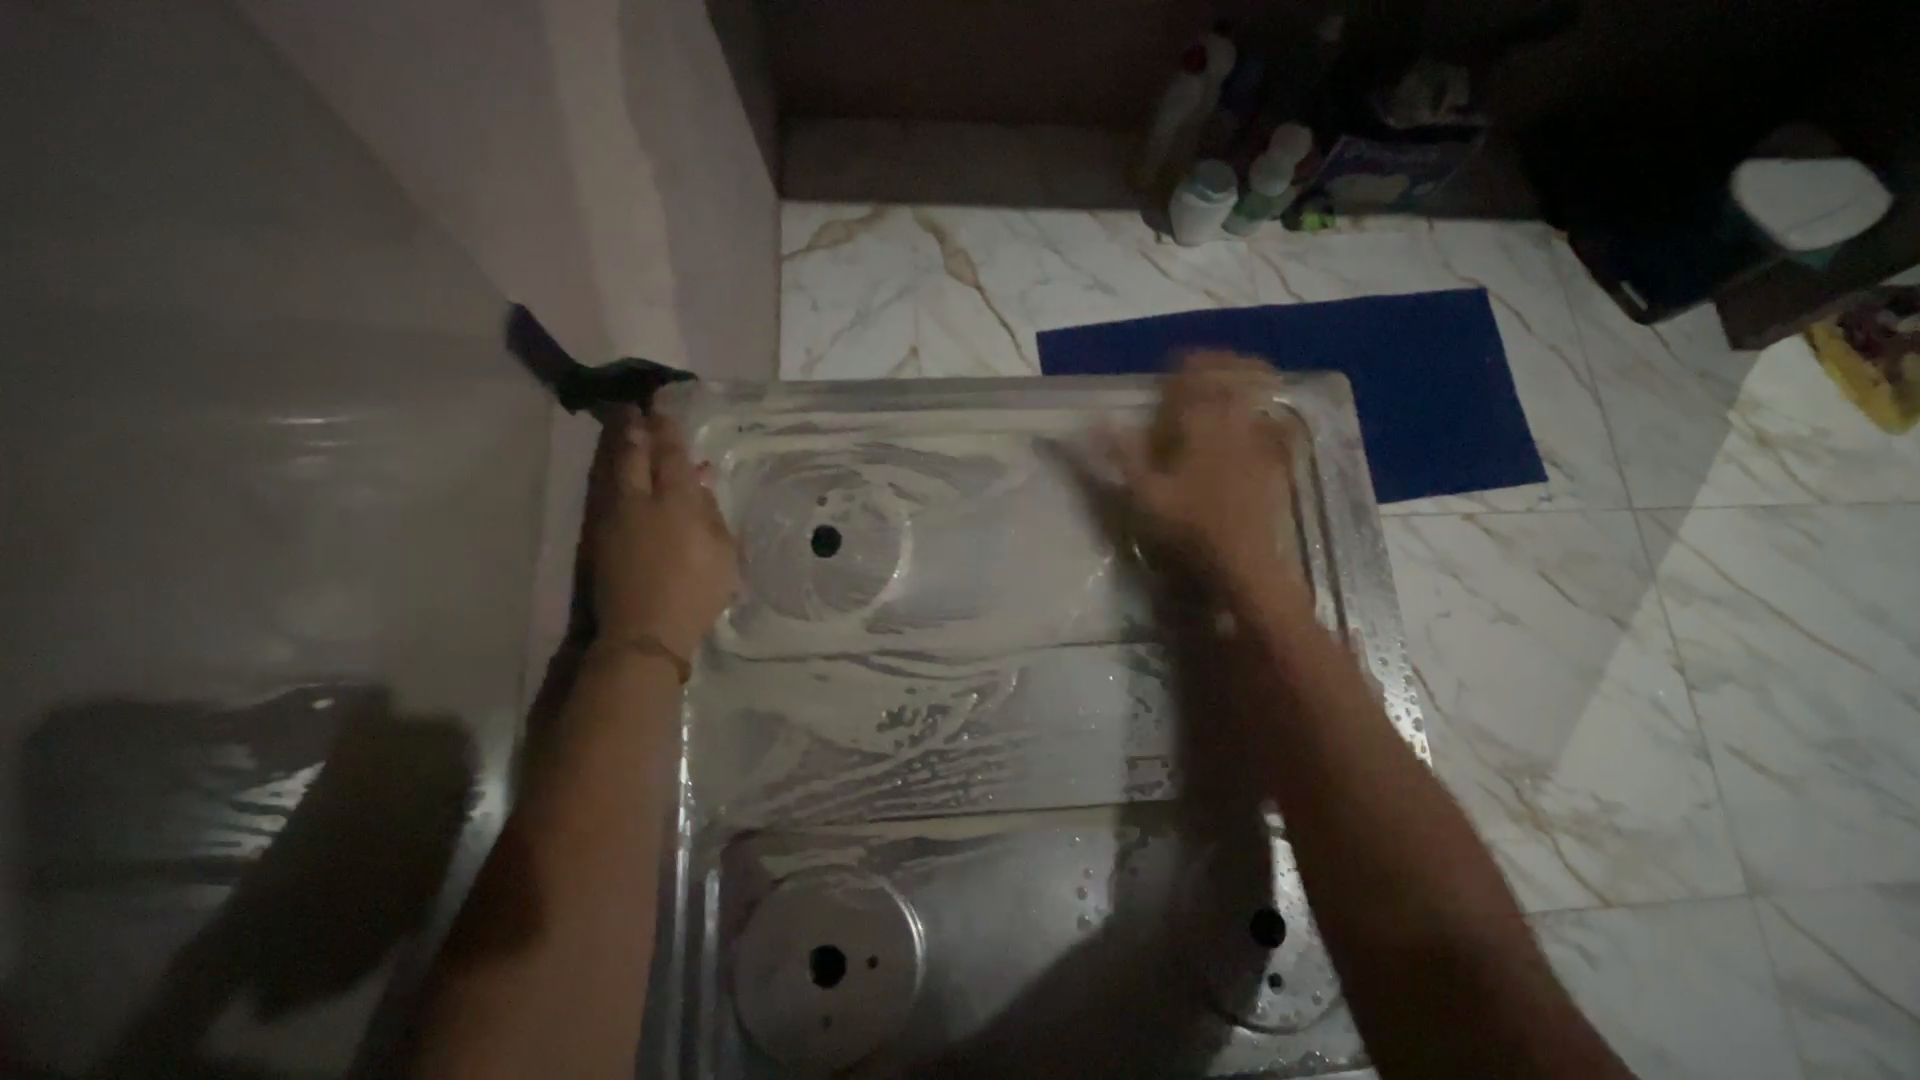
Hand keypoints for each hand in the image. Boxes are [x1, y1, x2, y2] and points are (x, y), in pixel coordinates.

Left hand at [589, 410, 737, 661]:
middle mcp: (640, 500)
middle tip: (633, 407)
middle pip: (634, 454)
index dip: (667, 429)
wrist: (644, 631)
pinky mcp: (598, 536)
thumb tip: (700, 482)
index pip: (670, 454)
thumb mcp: (723, 554)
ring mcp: (614, 516)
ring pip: (614, 470)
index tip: (663, 408)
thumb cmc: (695, 593)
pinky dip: (611, 474)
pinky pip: (606, 491)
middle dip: (634, 428)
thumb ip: (711, 513)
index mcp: (676, 501)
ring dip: (617, 446)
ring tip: (621, 428)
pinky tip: (618, 472)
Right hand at [1099, 352, 1298, 585]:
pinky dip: (1263, 412)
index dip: (1183, 367)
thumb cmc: (1188, 529)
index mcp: (1199, 424)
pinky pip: (1272, 424)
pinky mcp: (1275, 461)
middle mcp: (1232, 422)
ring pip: (1253, 396)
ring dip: (1241, 381)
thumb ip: (1122, 453)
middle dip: (1216, 365)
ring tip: (1231, 380)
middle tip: (1202, 365)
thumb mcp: (1144, 494)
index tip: (1173, 365)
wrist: (1244, 560)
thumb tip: (1096, 420)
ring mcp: (1259, 441)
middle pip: (1229, 377)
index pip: (1193, 379)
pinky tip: (1258, 419)